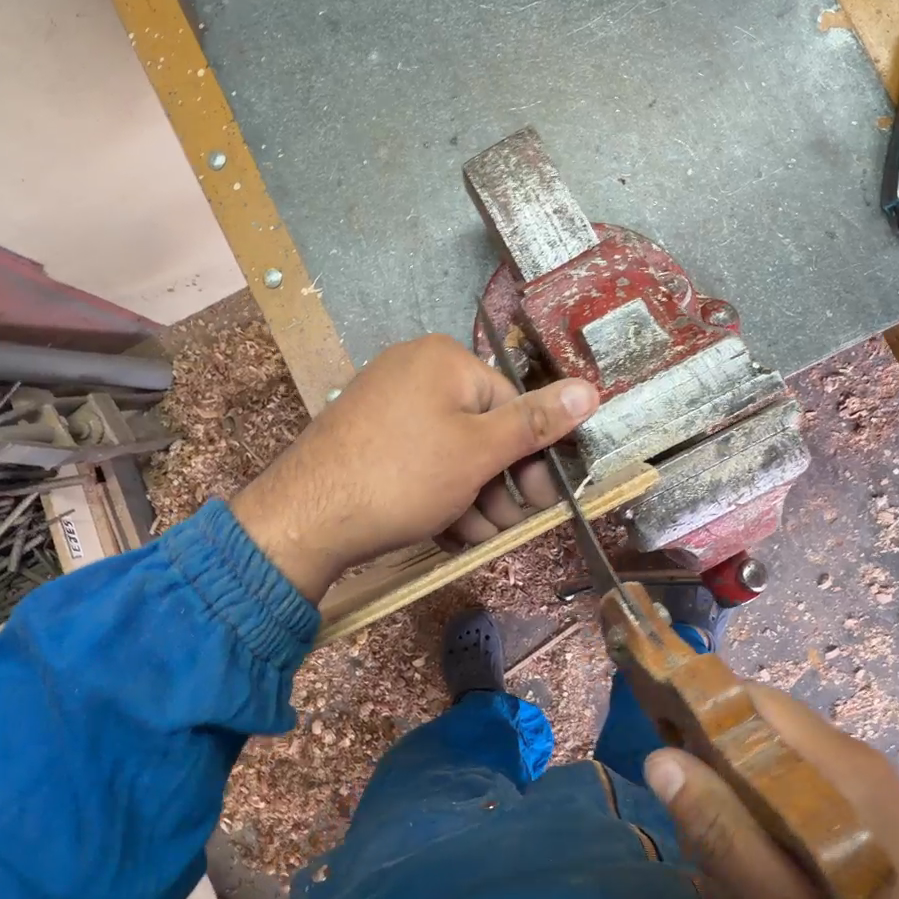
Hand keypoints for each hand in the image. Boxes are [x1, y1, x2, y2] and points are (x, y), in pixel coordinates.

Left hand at [229, 334, 598, 601]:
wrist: (306, 517)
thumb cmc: (404, 476)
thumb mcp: (479, 451)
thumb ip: (535, 423)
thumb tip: (592, 388)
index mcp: (443, 360)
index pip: (509, 403)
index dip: (529, 456)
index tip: (541, 501)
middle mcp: (412, 371)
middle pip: (479, 429)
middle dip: (498, 484)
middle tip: (503, 529)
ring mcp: (384, 405)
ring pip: (448, 451)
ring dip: (471, 498)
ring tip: (474, 538)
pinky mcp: (364, 438)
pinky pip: (416, 460)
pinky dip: (436, 494)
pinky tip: (444, 532)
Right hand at [643, 684, 898, 898]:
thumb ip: (724, 835)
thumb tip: (658, 759)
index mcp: (842, 768)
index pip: (752, 700)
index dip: (697, 711)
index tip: (660, 746)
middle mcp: (857, 763)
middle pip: (760, 732)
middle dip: (715, 772)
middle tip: (698, 837)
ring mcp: (871, 792)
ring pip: (775, 767)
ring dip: (739, 808)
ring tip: (731, 878)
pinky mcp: (874, 821)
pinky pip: (801, 795)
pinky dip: (769, 826)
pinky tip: (766, 882)